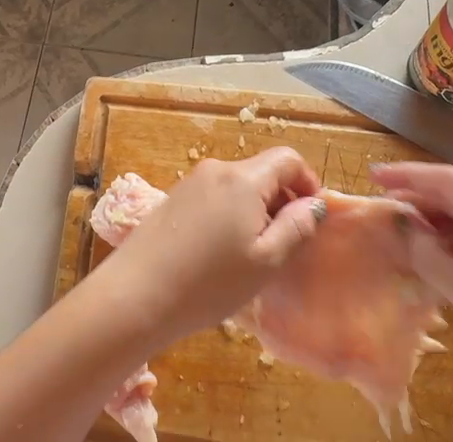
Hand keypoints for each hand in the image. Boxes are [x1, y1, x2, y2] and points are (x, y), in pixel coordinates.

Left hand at [94, 147, 325, 343]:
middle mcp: (215, 170)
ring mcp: (190, 183)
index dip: (308, 183)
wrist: (137, 294)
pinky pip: (215, 198)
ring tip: (252, 256)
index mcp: (242, 178)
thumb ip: (296, 228)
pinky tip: (222, 255)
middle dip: (281, 201)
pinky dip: (230, 217)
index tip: (310, 219)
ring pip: (238, 187)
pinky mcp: (173, 199)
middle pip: (261, 172)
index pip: (288, 158)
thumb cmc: (210, 282)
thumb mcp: (266, 261)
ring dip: (255, 212)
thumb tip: (315, 205)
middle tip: (285, 246)